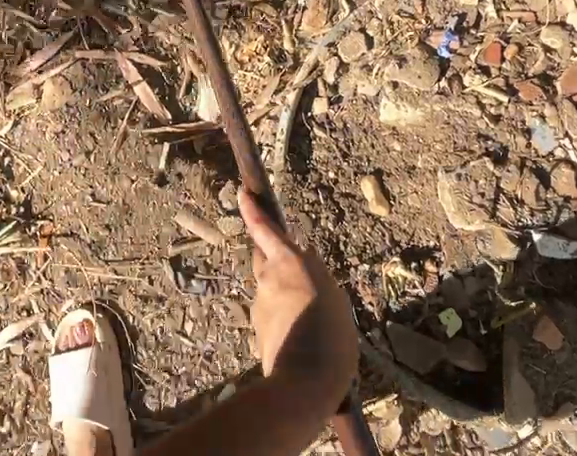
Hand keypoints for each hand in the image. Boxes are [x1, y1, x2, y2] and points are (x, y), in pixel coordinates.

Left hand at [238, 190, 356, 404]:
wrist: (305, 383)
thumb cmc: (330, 337)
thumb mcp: (334, 297)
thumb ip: (316, 273)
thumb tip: (305, 260)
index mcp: (288, 263)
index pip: (264, 229)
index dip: (252, 210)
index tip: (242, 193)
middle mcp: (268, 278)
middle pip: (264, 258)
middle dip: (272, 256)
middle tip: (292, 266)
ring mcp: (259, 304)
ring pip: (269, 289)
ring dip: (282, 295)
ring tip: (310, 317)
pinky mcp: (257, 328)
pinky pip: (270, 315)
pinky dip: (282, 319)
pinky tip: (301, 337)